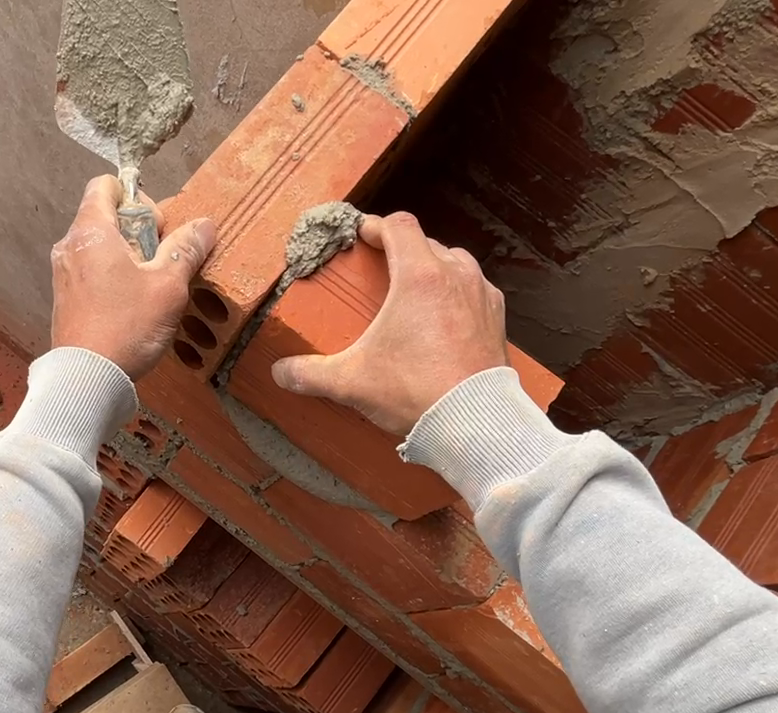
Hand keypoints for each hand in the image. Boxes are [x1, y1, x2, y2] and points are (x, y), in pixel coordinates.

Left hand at [50, 176, 217, 377]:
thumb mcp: (168, 286)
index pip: (106, 186)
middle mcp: (69, 246)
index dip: (137, 198)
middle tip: (161, 264)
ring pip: (100, 250)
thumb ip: (186, 250)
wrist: (87, 380)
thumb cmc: (127, 327)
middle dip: (138, 234)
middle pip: (106, 218)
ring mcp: (63, 276)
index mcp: (91, 230)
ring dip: (128, 261)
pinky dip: (112, 282)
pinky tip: (130, 310)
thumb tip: (204, 225)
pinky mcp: (64, 302)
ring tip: (149, 292)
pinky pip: (91, 276)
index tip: (157, 230)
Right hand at [271, 212, 506, 433]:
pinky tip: (440, 321)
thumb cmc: (414, 390)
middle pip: (426, 244)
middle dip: (402, 251)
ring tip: (411, 294)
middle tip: (381, 269)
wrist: (473, 420)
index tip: (362, 233)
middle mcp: (455, 275)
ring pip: (454, 265)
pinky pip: (473, 292)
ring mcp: (481, 295)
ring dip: (432, 270)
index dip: (376, 226)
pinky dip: (454, 296)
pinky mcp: (497, 319)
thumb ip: (310, 373)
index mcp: (418, 276)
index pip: (399, 227)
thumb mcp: (351, 381)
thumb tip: (280, 371)